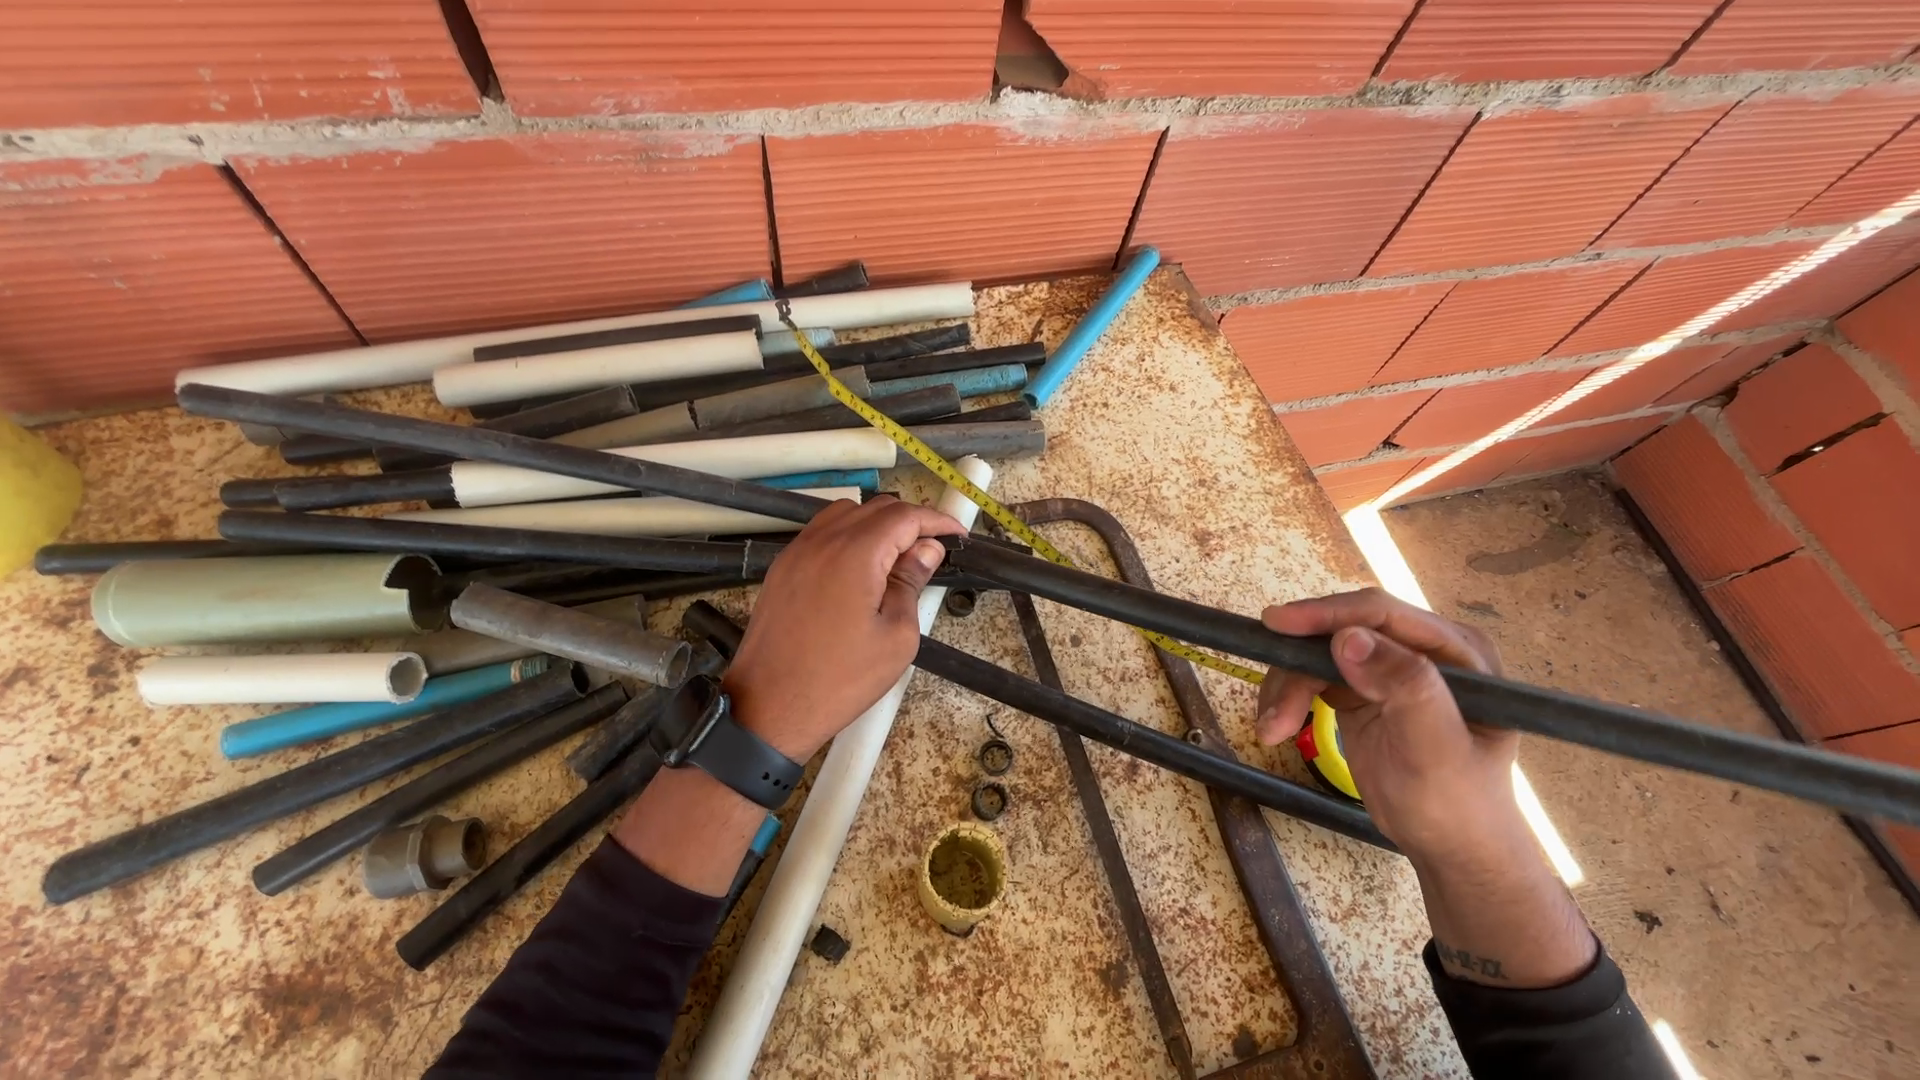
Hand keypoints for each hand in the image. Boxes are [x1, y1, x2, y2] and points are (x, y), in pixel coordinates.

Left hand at [724, 496, 963, 760]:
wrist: (769, 707)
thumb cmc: (838, 680)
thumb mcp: (896, 637)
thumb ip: (911, 584)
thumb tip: (927, 550)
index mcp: (854, 554)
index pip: (904, 517)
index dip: (936, 520)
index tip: (957, 534)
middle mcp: (822, 542)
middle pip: (875, 508)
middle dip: (910, 521)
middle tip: (933, 549)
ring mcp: (796, 552)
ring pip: (845, 514)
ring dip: (877, 524)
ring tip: (898, 556)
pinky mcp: (782, 569)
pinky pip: (821, 533)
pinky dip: (849, 536)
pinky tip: (862, 567)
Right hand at [1255, 588, 1511, 857]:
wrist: (1446, 847)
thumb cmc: (1455, 804)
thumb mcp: (1434, 749)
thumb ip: (1404, 687)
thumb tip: (1347, 638)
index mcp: (1458, 649)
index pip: (1383, 615)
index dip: (1328, 615)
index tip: (1277, 624)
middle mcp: (1422, 648)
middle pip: (1341, 631)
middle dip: (1299, 664)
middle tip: (1272, 709)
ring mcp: (1388, 666)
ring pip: (1317, 653)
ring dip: (1287, 687)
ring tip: (1271, 730)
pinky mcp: (1360, 687)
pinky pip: (1311, 674)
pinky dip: (1288, 696)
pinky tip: (1276, 726)